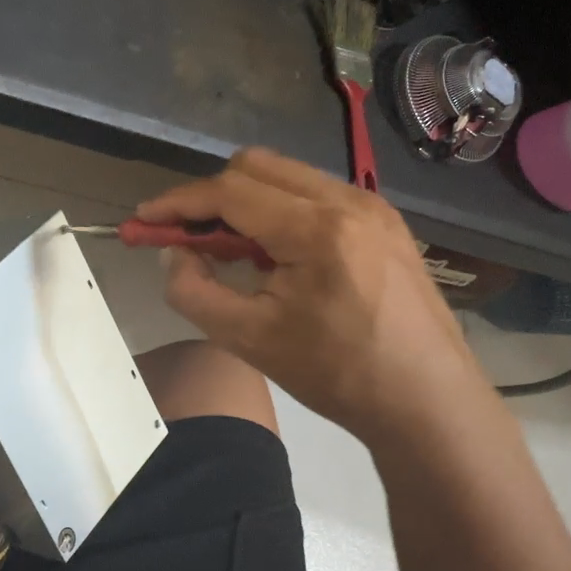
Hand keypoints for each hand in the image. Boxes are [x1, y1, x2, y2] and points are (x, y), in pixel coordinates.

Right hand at [136, 147, 491, 449]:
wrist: (429, 404)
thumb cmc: (336, 375)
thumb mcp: (245, 339)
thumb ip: (191, 289)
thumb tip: (175, 253)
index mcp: (317, 230)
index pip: (228, 192)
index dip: (175, 203)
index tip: (140, 221)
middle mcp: (349, 202)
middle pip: (254, 166)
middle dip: (207, 195)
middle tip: (181, 235)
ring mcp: (373, 208)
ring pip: (284, 175)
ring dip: (241, 201)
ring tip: (223, 249)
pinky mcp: (384, 223)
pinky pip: (312, 194)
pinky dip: (276, 209)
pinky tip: (269, 254)